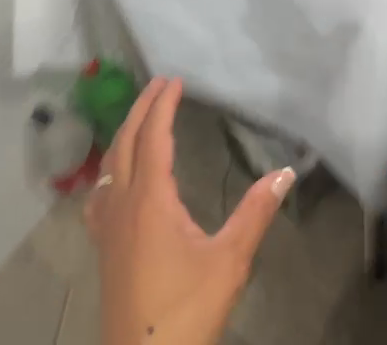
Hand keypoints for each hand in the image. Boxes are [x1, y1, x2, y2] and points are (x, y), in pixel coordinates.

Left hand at [86, 77, 295, 344]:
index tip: (173, 79)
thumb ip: (255, 212)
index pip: (153, 137)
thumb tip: (286, 172)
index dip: (162, 105)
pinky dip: (111, 169)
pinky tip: (118, 180)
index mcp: (150, 200)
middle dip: (140, 109)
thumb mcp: (229, 260)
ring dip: (124, 135)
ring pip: (109, 166)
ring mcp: (107, 228)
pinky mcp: (104, 248)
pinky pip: (101, 193)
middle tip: (158, 84)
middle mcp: (122, 205)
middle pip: (125, 143)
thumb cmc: (186, 308)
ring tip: (141, 119)